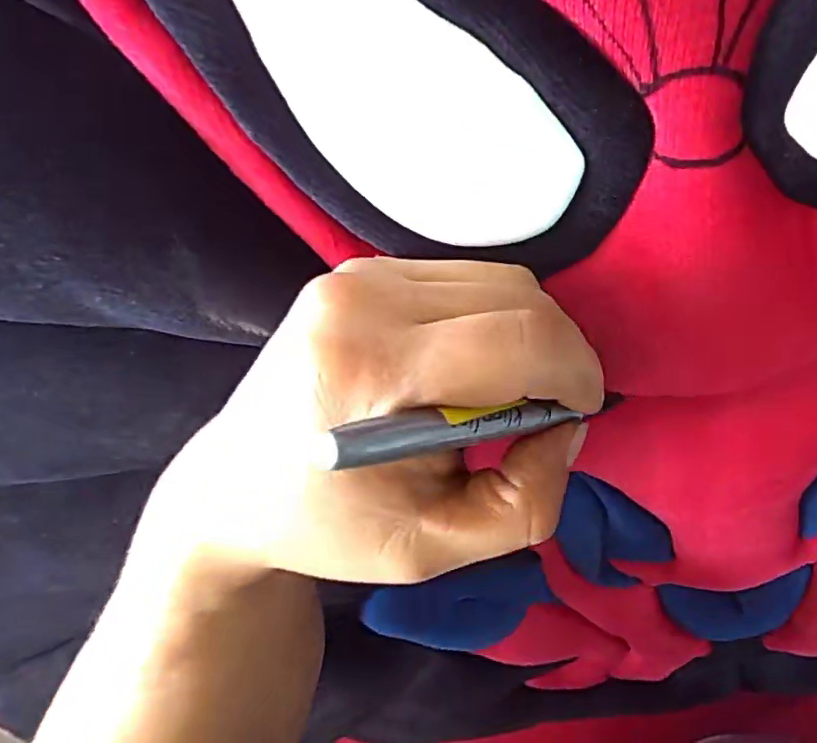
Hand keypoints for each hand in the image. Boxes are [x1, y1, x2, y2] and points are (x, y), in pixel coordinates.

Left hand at [142, 257, 602, 586]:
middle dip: (559, 351)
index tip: (580, 409)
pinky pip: (463, 278)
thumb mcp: (436, 549)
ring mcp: (356, 275)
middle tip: (550, 404)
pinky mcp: (360, 268)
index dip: (574, 371)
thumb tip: (568, 423)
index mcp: (373, 367)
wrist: (235, 481)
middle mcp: (362, 300)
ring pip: (497, 279)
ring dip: (526, 331)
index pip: (516, 340)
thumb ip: (527, 501)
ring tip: (503, 387)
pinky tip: (465, 361)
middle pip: (518, 297)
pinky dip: (489, 316)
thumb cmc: (332, 524)